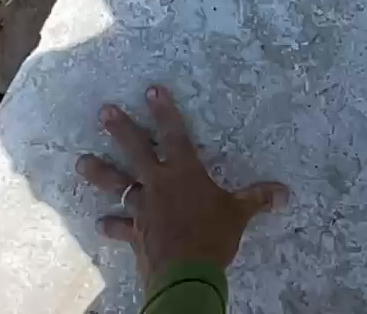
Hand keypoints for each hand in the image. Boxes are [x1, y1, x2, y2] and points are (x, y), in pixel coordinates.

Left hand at [76, 85, 290, 284]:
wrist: (185, 277)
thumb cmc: (213, 237)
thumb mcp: (239, 214)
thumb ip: (258, 199)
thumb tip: (286, 193)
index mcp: (184, 172)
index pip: (175, 133)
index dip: (165, 111)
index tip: (152, 90)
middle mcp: (159, 184)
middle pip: (136, 151)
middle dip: (121, 130)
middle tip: (104, 112)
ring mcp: (143, 209)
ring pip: (117, 185)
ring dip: (99, 173)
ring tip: (80, 161)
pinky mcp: (135, 235)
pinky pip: (120, 227)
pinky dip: (112, 225)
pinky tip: (100, 223)